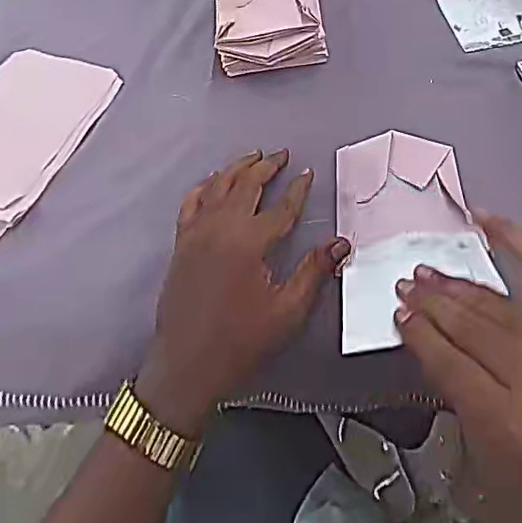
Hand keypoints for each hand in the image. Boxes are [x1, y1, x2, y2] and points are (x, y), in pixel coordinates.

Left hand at [138, 151, 346, 435]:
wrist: (186, 368)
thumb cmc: (241, 342)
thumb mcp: (287, 311)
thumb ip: (314, 271)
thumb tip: (341, 243)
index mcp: (249, 243)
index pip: (280, 207)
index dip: (297, 189)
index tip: (307, 174)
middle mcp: (220, 229)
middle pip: (246, 185)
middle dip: (266, 166)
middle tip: (282, 155)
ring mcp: (196, 234)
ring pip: (217, 186)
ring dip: (237, 168)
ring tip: (252, 157)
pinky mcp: (181, 244)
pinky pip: (191, 203)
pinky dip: (204, 186)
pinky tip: (212, 181)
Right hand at [394, 216, 521, 522]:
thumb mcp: (493, 458)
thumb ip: (459, 399)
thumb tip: (429, 341)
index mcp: (511, 423)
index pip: (451, 365)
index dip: (421, 338)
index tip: (400, 318)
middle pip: (470, 326)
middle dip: (431, 304)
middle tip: (405, 287)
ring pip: (492, 300)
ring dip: (453, 284)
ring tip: (424, 272)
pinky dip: (512, 237)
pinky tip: (485, 219)